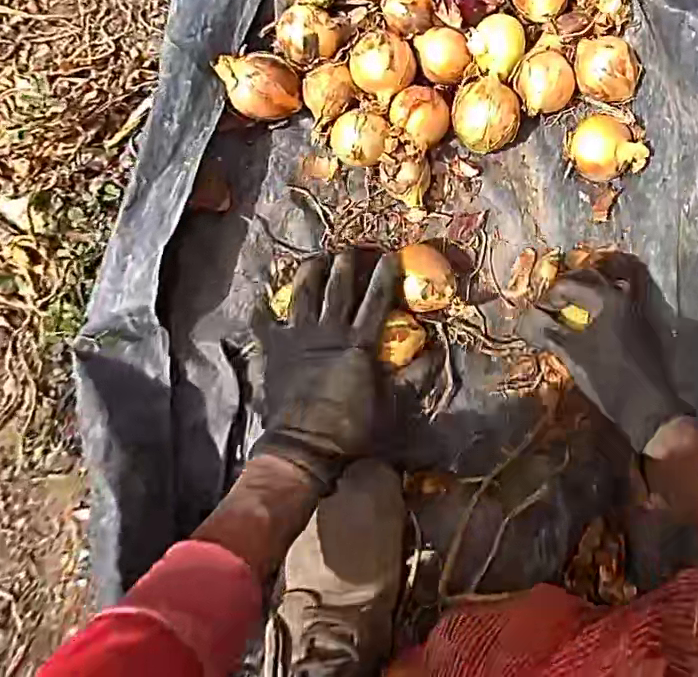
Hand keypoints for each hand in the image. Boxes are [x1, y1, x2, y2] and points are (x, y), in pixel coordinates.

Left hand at [253, 250, 399, 490]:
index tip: (390, 255)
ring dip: (310, 273)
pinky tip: (260, 298)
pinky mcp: (276, 350)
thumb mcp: (394, 405)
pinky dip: (262, 310)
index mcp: (358, 341)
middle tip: (349, 248)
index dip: (384, 275)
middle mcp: (329, 330)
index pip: (376, 299)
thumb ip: (416, 376)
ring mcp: (299, 337)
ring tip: (315, 258)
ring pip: (303, 294)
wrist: (304, 448)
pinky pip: (265, 324)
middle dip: (346, 264)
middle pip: (338, 288)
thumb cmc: (351, 428)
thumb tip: (437, 349)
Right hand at [519, 257, 692, 450]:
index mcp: (609, 299)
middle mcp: (626, 300)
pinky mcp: (644, 332)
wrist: (648, 408)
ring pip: (609, 296)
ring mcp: (638, 315)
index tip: (539, 310)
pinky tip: (591, 327)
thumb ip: (551, 332)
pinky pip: (618, 311)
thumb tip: (528, 320)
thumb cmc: (607, 376)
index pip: (573, 285)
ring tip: (570, 312)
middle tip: (552, 304)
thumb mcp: (574, 353)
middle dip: (570, 290)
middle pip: (594, 283)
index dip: (552, 296)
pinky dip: (601, 313)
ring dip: (588, 300)